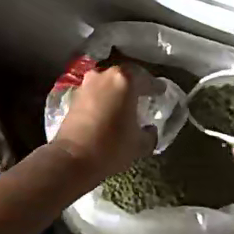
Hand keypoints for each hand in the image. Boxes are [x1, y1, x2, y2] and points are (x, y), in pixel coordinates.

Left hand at [50, 62, 154, 176]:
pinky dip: (104, 98)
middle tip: (145, 96)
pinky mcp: (75, 95)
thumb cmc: (111, 146)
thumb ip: (150, 133)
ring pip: (108, 83)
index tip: (161, 92)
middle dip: (136, 86)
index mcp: (125, 80)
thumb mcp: (140, 144)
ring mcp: (87, 84)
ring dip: (117, 91)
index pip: (147, 80)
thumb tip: (150, 129)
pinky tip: (109, 110)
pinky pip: (96, 92)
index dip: (156, 88)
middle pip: (126, 76)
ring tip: (126, 104)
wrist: (72, 158)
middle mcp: (105, 75)